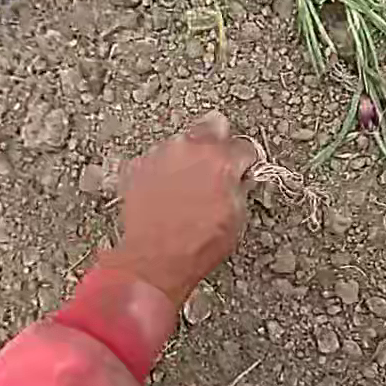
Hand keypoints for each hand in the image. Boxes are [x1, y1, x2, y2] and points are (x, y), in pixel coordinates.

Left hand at [96, 111, 256, 306]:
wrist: (155, 259)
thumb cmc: (198, 244)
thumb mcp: (237, 216)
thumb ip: (240, 186)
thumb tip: (239, 178)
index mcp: (222, 160)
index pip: (244, 147)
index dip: (246, 162)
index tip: (243, 171)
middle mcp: (191, 148)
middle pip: (212, 127)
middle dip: (218, 144)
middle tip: (217, 167)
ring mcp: (162, 154)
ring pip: (182, 142)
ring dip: (188, 156)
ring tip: (188, 186)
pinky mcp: (139, 165)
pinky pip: (158, 158)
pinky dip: (164, 169)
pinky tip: (168, 191)